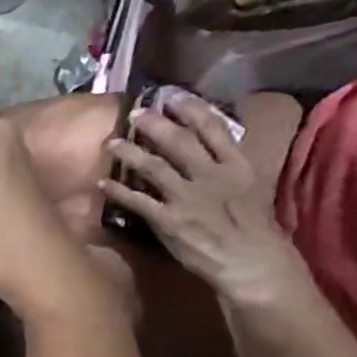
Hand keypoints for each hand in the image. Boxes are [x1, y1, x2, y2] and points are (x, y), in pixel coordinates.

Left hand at [102, 96, 307, 306]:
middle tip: (134, 113)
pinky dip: (118, 191)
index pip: (212, 128)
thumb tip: (212, 149)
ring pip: (153, 167)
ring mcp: (188, 198)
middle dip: (154, 125)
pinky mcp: (169, 220)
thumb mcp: (250, 187)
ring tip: (110, 143)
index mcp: (235, 165)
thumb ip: (228, 166)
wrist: (250, 261)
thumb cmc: (252, 228)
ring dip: (130, 152)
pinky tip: (103, 183)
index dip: (191, 109)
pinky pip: (138, 201)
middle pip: (178, 142)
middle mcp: (210, 175)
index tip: (172, 95)